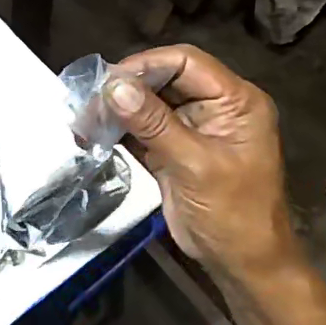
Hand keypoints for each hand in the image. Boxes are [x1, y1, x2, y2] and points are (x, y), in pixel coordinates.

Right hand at [105, 45, 300, 278]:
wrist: (241, 262)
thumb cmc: (232, 213)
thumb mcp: (194, 164)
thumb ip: (154, 123)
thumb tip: (113, 86)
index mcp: (235, 101)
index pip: (186, 62)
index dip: (145, 65)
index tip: (107, 81)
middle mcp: (215, 107)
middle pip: (164, 79)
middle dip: (125, 88)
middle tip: (87, 101)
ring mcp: (193, 129)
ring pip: (149, 103)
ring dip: (117, 109)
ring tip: (84, 119)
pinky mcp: (173, 150)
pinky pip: (143, 129)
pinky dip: (119, 130)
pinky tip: (93, 134)